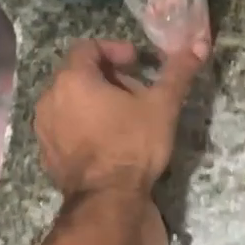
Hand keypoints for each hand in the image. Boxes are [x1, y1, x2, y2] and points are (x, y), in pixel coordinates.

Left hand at [34, 39, 205, 199]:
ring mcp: (44, 128)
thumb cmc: (133, 144)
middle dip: (108, 78)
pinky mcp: (47, 153)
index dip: (114, 49)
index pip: (87, 47)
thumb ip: (178, 73)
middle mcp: (50, 98)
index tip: (137, 62)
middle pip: (78, 75)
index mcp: (73, 79)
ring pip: (70, 102)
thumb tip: (199, 44)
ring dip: (94, 102)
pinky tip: (107, 142)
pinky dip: (83, 126)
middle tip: (136, 92)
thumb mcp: (162, 106)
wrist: (107, 200)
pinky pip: (65, 128)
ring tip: (123, 118)